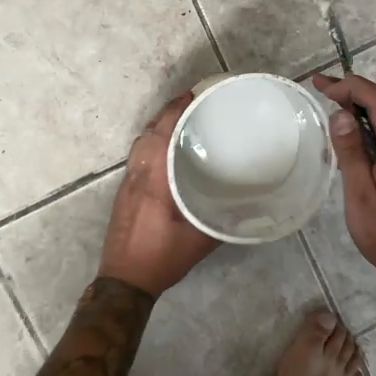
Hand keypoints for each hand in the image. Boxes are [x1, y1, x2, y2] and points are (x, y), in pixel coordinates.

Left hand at [97, 91, 217, 297]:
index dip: (174, 112)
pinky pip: (137, 158)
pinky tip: (165, 152)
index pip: (161, 136)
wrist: (123, 281)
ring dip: (157, 129)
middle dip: (167, 114)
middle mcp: (137, 177)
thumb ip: (224, 222)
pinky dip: (150, 145)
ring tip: (180, 122)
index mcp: (155, 183)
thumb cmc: (160, 259)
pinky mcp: (123, 194)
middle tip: (191, 103)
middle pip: (148, 135)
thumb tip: (253, 208)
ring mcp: (127, 185)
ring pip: (139, 146)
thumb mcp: (199, 241)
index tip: (191, 95)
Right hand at [311, 72, 375, 292]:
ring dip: (358, 114)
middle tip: (319, 87)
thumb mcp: (362, 199)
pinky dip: (367, 135)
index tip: (323, 85)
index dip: (352, 86)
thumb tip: (342, 115)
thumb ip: (352, 156)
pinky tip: (350, 148)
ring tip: (329, 114)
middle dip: (352, 93)